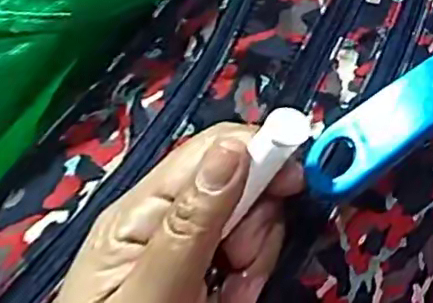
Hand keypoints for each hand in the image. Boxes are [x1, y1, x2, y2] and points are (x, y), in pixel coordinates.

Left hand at [56, 123, 303, 302]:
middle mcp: (162, 215)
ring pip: (250, 213)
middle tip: (243, 266)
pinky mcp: (201, 268)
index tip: (294, 181)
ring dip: (256, 252)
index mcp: (139, 210)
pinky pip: (246, 247)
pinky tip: (233, 298)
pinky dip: (251, 272)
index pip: (211, 148)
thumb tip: (234, 145)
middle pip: (238, 177)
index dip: (259, 151)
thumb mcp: (154, 297)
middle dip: (256, 217)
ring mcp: (183, 242)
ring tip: (234, 296)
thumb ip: (191, 223)